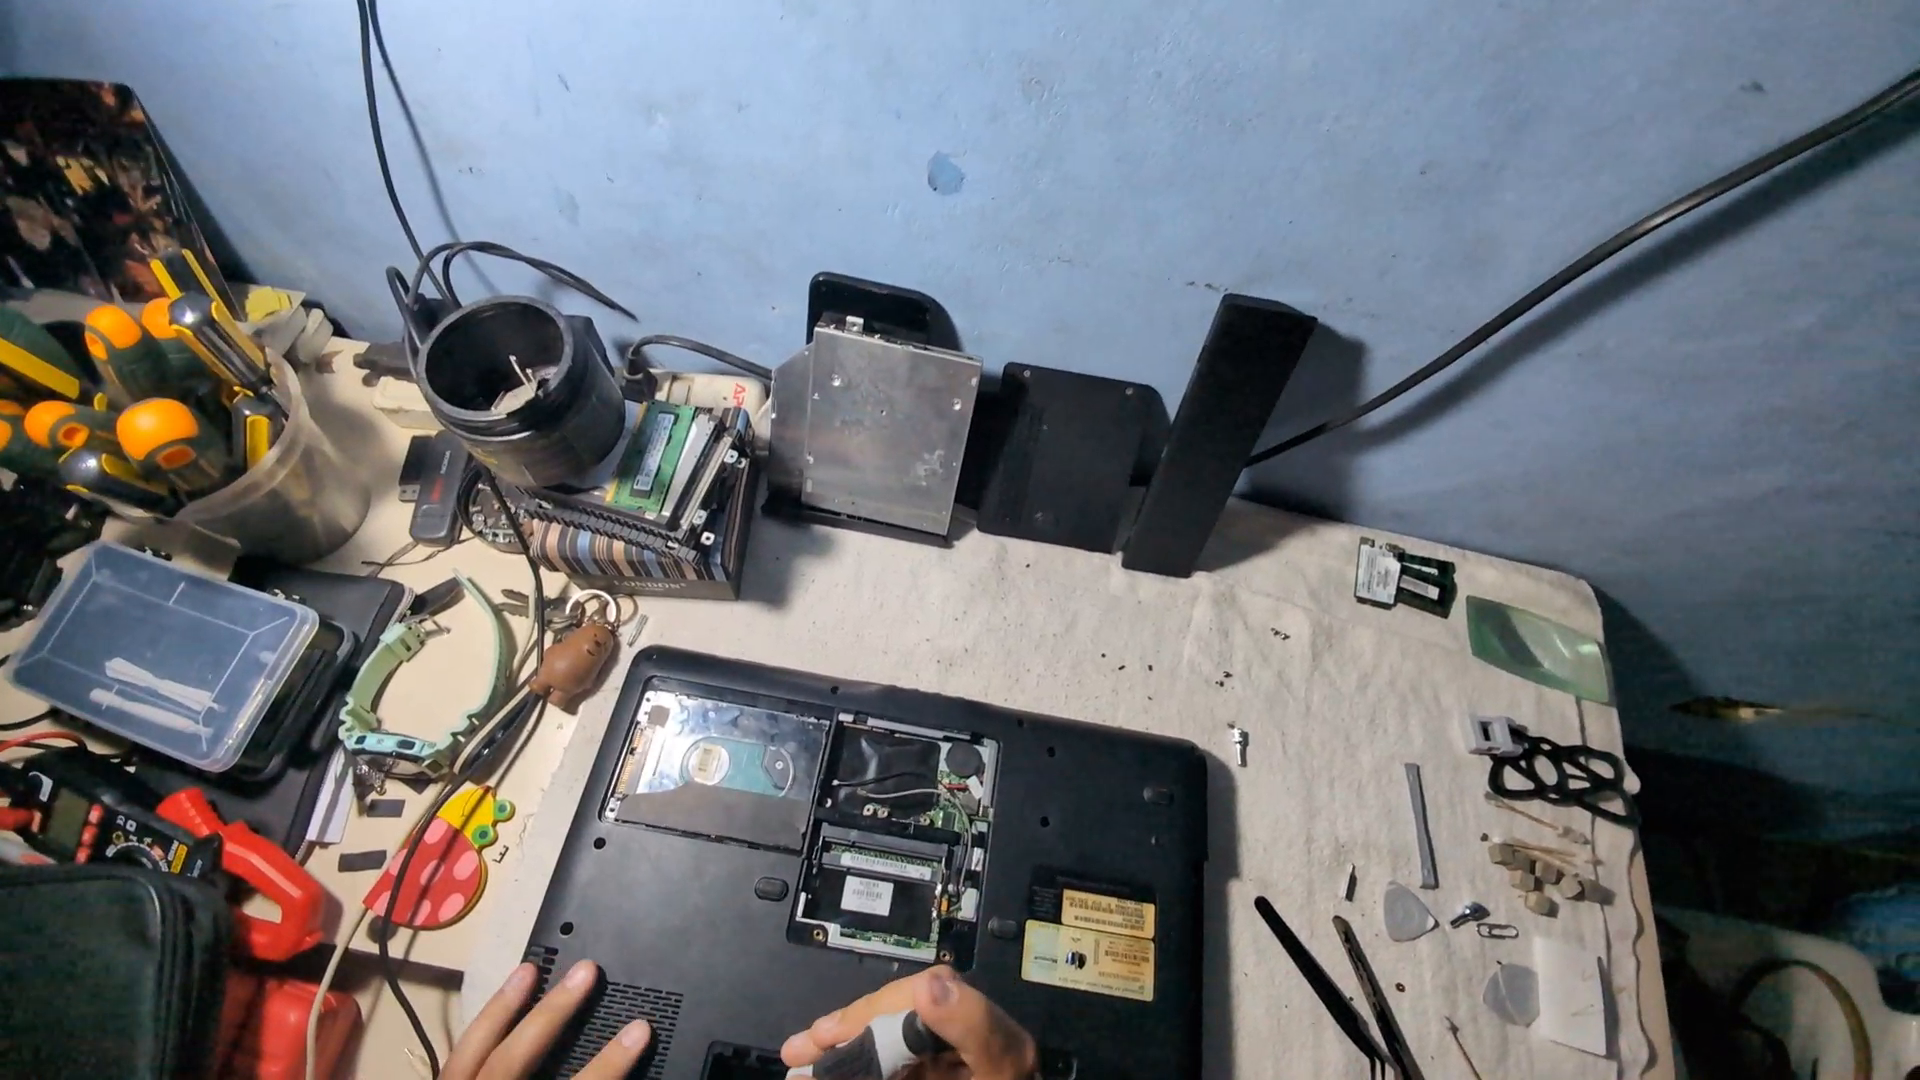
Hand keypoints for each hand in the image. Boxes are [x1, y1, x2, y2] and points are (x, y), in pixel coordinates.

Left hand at [444, 959, 651, 1079]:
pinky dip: (477, 1033)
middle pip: (509, 1064)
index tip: (642, 1029)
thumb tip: (631, 1072)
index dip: (608, 1065)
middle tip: (587, 970)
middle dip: (550, 1014)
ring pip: (467, 1058)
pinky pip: (454, 1065)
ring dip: (499, 1011)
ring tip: (527, 969)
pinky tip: (496, 1009)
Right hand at [781, 966, 1035, 1078]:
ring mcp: (942, 1058)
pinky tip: (829, 1073)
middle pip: (889, 1022)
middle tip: (798, 1049)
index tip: (827, 1033)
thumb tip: (931, 983)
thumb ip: (973, 1025)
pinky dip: (858, 1069)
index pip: (912, 999)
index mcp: (977, 1023)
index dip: (866, 1013)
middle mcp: (957, 1034)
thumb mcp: (1001, 1062)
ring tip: (798, 1063)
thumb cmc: (1009, 1074)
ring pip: (884, 1047)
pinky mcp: (932, 1072)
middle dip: (841, 1033)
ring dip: (840, 1054)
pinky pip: (892, 1066)